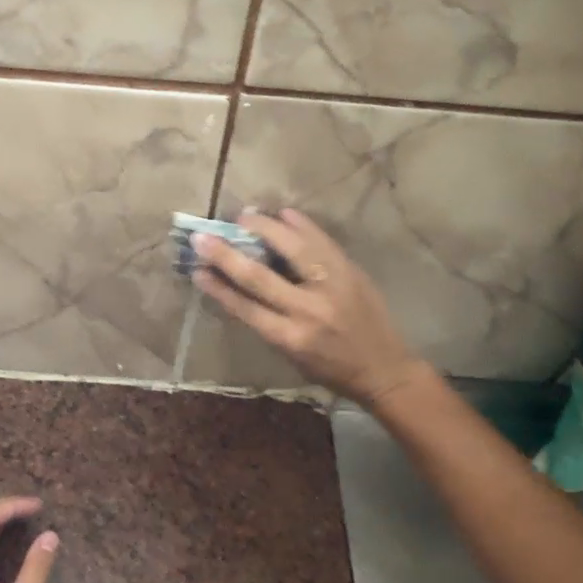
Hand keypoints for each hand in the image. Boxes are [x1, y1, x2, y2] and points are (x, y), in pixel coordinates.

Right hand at [193, 208, 427, 406]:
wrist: (385, 369)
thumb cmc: (332, 370)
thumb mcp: (292, 357)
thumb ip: (268, 324)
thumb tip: (239, 287)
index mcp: (290, 337)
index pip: (245, 307)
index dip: (218, 286)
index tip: (197, 269)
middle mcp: (308, 310)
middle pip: (259, 275)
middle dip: (226, 254)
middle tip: (203, 235)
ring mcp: (332, 286)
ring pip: (292, 248)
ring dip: (264, 228)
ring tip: (244, 216)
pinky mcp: (350, 271)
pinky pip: (321, 242)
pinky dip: (301, 225)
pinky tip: (283, 213)